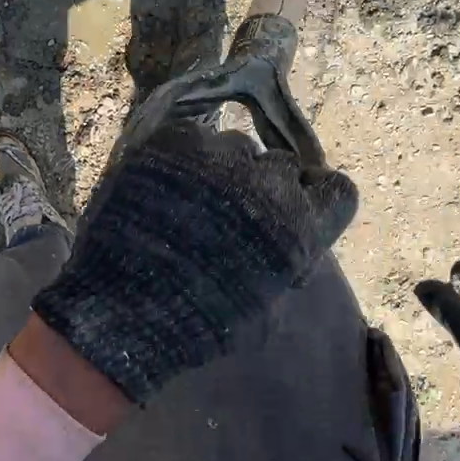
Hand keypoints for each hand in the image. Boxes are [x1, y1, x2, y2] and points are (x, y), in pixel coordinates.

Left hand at [31, 121, 356, 402]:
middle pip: (282, 166)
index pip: (337, 190)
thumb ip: (286, 267)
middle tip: (233, 212)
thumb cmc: (198, 323)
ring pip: (236, 147)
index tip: (292, 212)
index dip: (313, 200)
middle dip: (264, 186)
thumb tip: (286, 250)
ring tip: (190, 198)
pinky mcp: (172, 141)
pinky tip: (163, 183)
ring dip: (223, 168)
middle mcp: (267, 182)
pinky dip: (183, 155)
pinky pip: (192, 137)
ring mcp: (218, 155)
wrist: (122, 309)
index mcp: (300, 226)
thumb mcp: (265, 313)